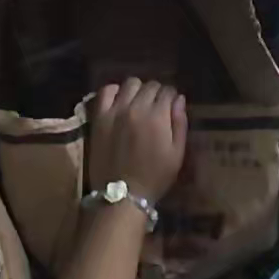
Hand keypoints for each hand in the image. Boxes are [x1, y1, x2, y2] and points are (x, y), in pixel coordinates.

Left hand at [88, 78, 187, 203]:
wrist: (122, 195)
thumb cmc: (154, 177)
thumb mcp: (177, 154)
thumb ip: (179, 123)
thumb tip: (179, 98)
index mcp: (158, 116)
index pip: (168, 91)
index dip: (171, 97)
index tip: (170, 105)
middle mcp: (136, 107)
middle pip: (150, 86)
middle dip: (157, 93)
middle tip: (156, 107)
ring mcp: (115, 110)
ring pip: (130, 83)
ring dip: (138, 90)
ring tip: (138, 103)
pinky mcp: (99, 117)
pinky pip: (106, 91)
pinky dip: (114, 91)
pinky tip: (119, 101)